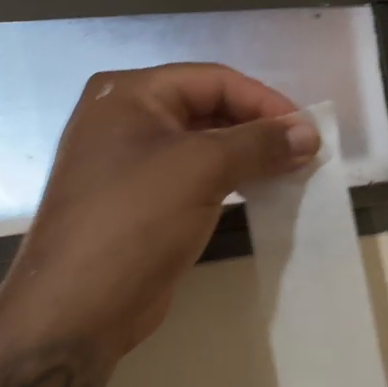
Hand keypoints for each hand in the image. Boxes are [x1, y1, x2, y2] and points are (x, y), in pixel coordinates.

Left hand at [0, 64, 319, 365]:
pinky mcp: (141, 201)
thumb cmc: (135, 220)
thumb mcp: (202, 169)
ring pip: (205, 144)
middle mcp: (125, 119)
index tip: (307, 130)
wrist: (77, 306)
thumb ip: (260, 143)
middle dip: (259, 127)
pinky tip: (262, 192)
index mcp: (128, 94)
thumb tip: (309, 133)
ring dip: (249, 154)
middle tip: (305, 151)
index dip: (264, 100)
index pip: (213, 80)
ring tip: (292, 171)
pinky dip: (232, 178)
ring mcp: (130, 162)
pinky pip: (195, 175)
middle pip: (209, 108)